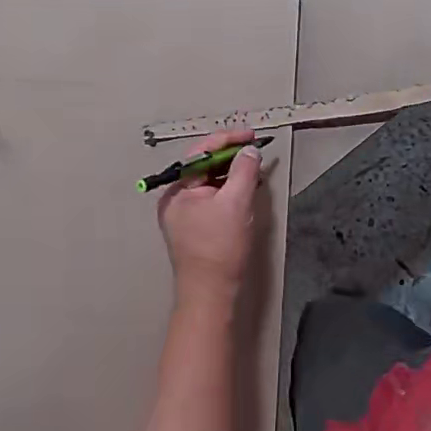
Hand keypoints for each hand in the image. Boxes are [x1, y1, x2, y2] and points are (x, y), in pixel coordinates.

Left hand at [155, 129, 262, 307]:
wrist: (211, 294)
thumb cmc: (219, 249)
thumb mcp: (236, 203)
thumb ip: (244, 171)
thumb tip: (249, 151)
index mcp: (178, 190)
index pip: (201, 152)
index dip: (227, 140)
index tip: (250, 136)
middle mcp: (176, 199)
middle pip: (204, 167)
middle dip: (231, 158)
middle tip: (254, 152)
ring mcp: (184, 214)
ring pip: (210, 183)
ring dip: (232, 175)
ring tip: (254, 171)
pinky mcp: (195, 227)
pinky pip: (212, 199)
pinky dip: (229, 192)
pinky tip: (245, 192)